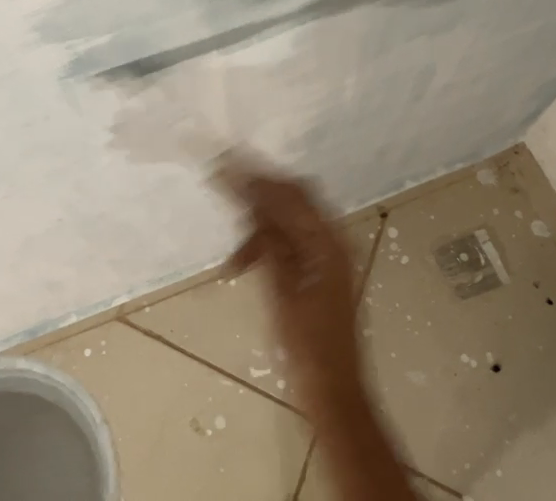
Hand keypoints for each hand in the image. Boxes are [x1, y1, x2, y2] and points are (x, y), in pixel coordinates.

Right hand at [220, 159, 415, 500]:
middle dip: (257, 189)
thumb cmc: (307, 346)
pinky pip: (292, 239)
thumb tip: (251, 199)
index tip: (223, 163)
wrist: (334, 391)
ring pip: (289, 219)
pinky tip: (243, 260)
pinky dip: (267, 242)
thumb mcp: (282, 291)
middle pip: (293, 197)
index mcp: (328, 241)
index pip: (288, 192)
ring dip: (258, 224)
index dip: (255, 175)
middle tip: (221, 181)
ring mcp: (330, 255)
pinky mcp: (321, 270)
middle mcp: (333, 240)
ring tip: (232, 253)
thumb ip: (269, 241)